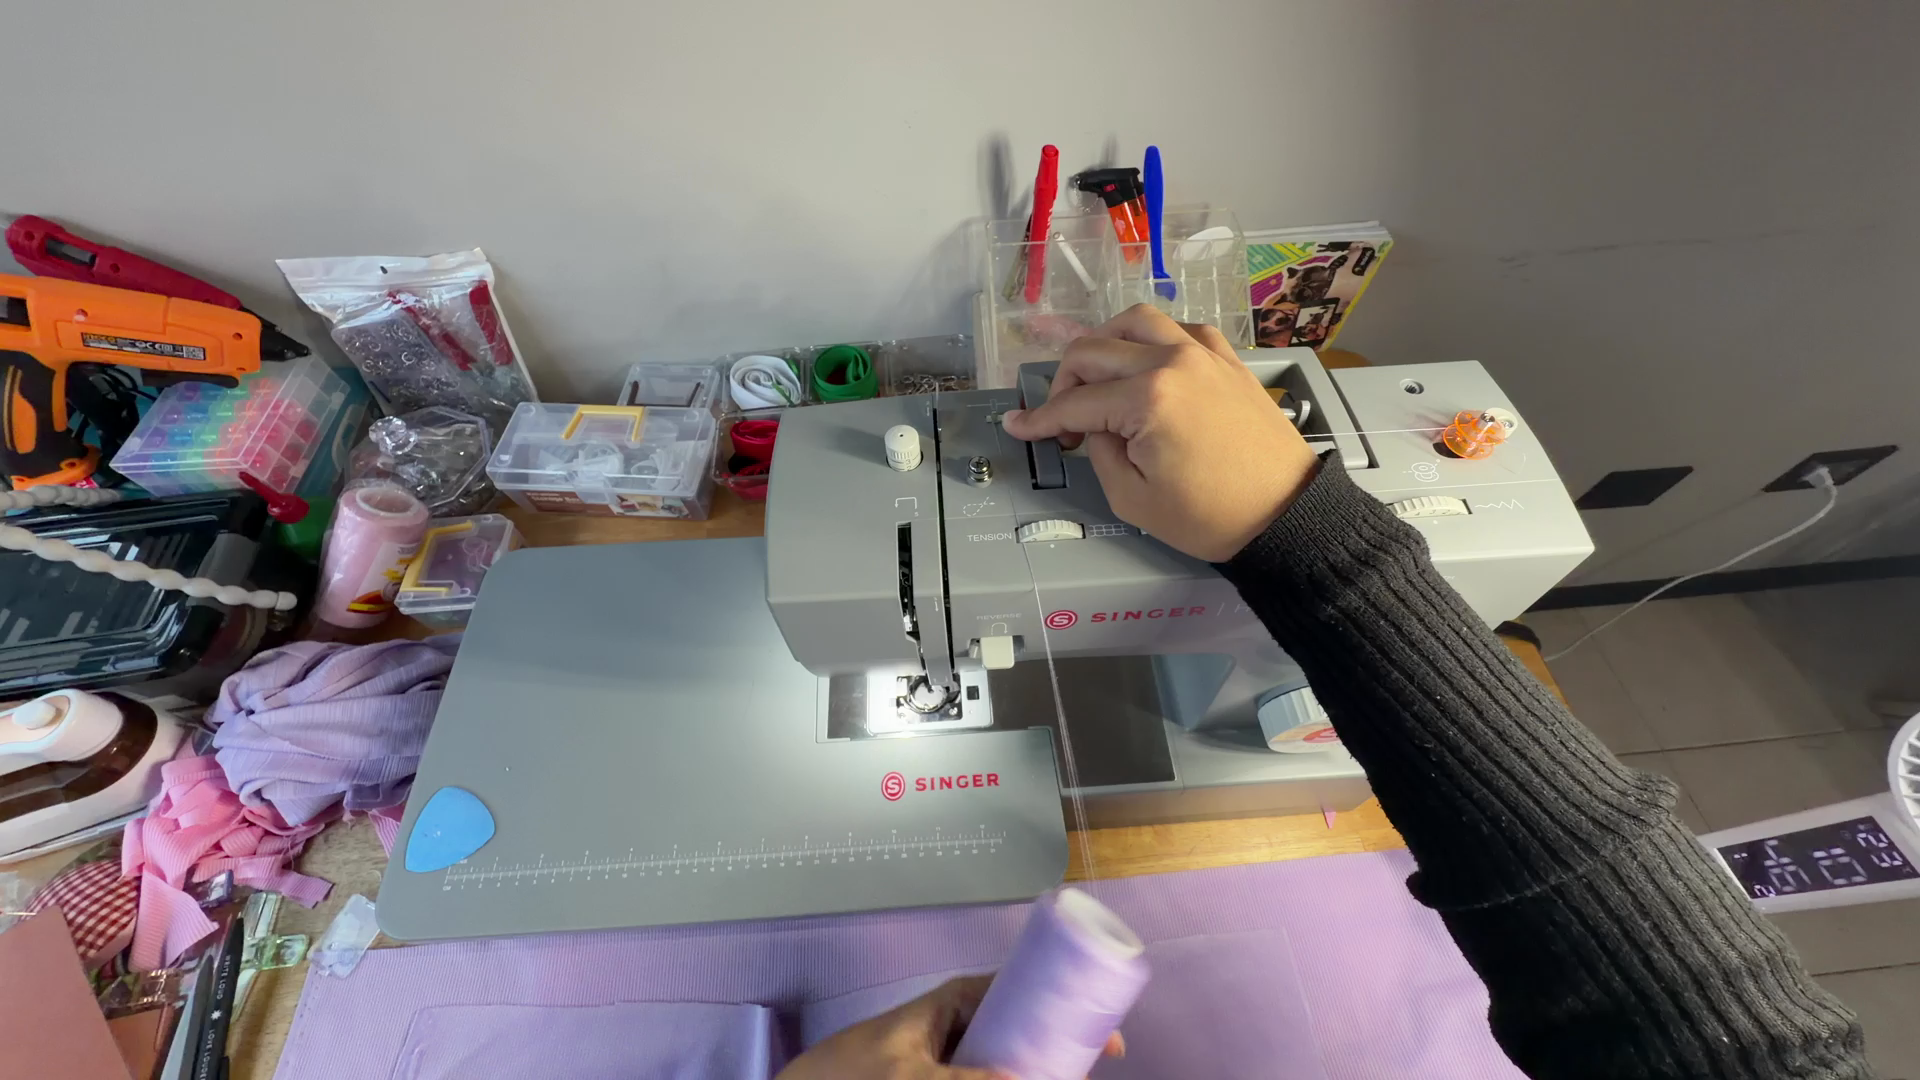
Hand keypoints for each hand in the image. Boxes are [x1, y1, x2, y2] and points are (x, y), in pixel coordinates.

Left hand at [775, 975, 1123, 1079]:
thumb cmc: (855, 1072)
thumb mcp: (912, 1074)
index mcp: (952, 1002)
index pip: (1015, 990)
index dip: (1057, 1002)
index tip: (1099, 1029)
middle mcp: (956, 1026)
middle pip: (1018, 1028)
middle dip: (1056, 1044)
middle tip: (1097, 1060)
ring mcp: (948, 1058)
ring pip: (1004, 1059)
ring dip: (1035, 1067)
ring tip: (1072, 1073)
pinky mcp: (939, 1078)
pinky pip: (985, 1076)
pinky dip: (1009, 1078)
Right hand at [1001, 305, 1319, 561]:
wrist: (1283, 514)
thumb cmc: (1210, 516)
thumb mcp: (1131, 498)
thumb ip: (1097, 450)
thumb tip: (1090, 425)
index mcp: (1147, 399)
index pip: (1073, 402)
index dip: (1039, 418)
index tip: (1018, 425)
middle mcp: (1172, 362)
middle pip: (1093, 351)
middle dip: (1063, 383)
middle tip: (1061, 419)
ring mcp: (1203, 354)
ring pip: (1133, 322)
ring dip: (1102, 345)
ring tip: (1094, 378)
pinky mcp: (1225, 359)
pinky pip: (1176, 329)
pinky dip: (1149, 341)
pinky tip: (1143, 367)